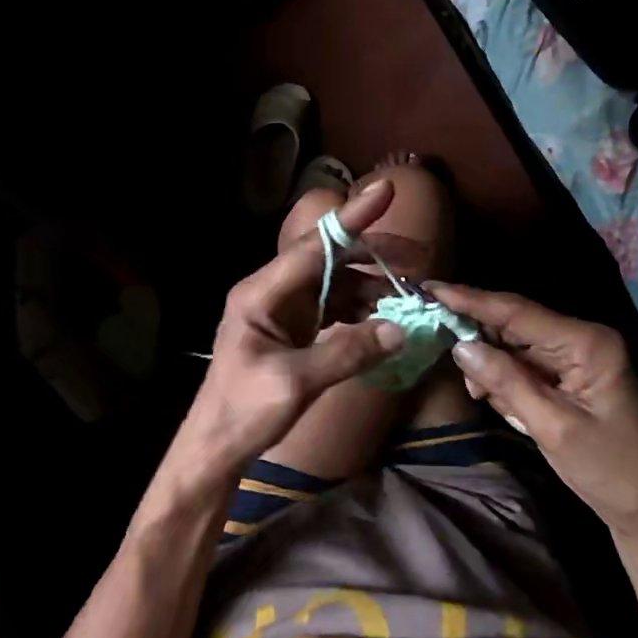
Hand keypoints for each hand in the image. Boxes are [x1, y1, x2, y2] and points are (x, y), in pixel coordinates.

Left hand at [172, 182, 407, 480]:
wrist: (216, 446)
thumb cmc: (244, 412)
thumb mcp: (295, 383)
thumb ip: (347, 352)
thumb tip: (400, 330)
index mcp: (261, 294)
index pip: (312, 247)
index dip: (351, 219)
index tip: (385, 191)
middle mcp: (271, 293)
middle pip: (327, 260)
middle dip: (372, 256)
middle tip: (420, 262)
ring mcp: (282, 311)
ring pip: (333, 284)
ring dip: (371, 287)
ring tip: (412, 294)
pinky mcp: (292, 330)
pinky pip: (331, 309)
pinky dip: (360, 311)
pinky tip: (386, 318)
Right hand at [430, 284, 637, 532]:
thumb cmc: (606, 467)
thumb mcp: (551, 426)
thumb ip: (505, 381)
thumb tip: (459, 346)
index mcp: (586, 343)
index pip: (516, 311)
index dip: (469, 299)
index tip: (429, 287)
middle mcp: (579, 337)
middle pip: (510, 323)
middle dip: (477, 342)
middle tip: (446, 357)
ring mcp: (571, 353)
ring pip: (508, 344)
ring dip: (490, 369)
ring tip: (485, 398)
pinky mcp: (563, 371)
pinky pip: (518, 363)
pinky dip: (501, 381)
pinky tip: (504, 405)